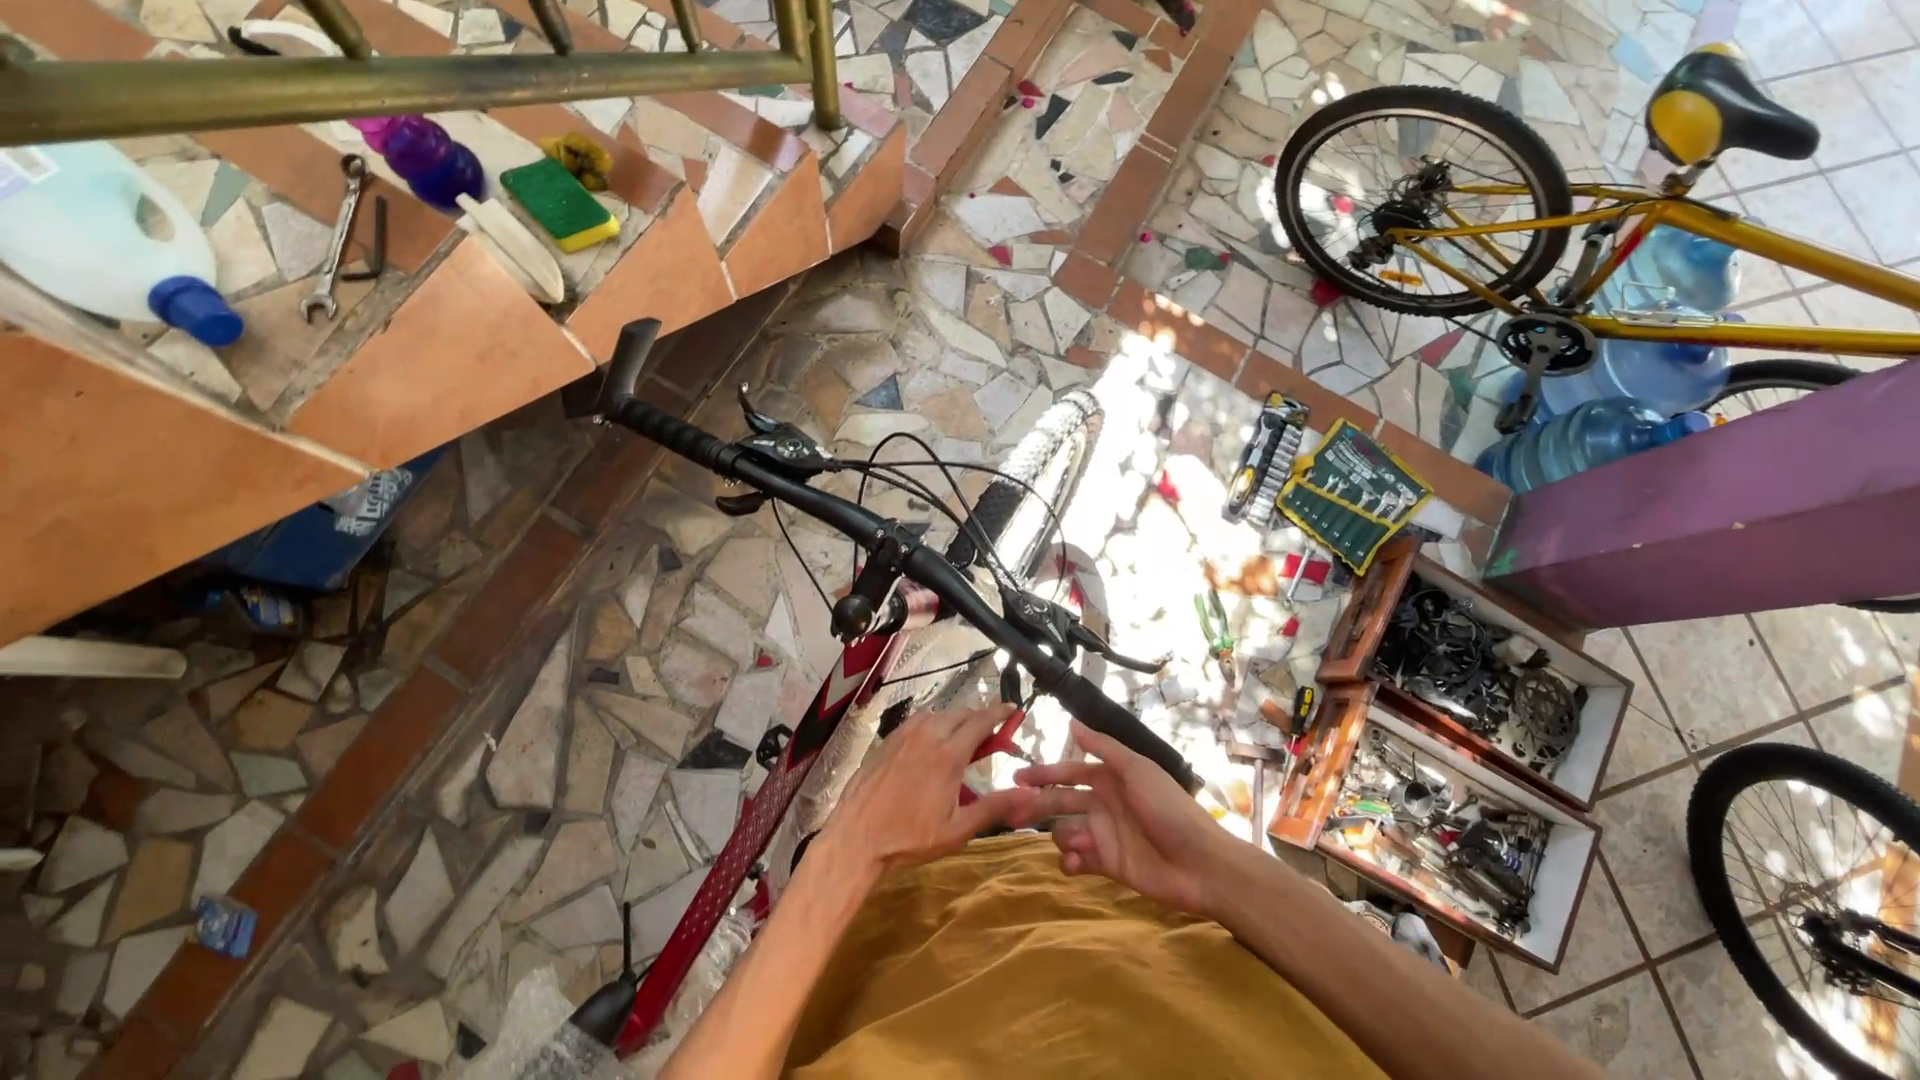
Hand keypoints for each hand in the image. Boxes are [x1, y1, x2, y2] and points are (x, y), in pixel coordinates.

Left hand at [819, 704, 1058, 874]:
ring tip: (961, 741)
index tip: (1012, 710)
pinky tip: (930, 746)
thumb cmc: (910, 839)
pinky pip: (915, 723)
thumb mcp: (958, 830)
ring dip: (954, 722)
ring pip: (937, 715)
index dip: (1000, 713)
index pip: (981, 721)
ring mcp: (903, 736)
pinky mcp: (886, 741)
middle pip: (960, 714)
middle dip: (979, 719)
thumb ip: (995, 807)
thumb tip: (1029, 795)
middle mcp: (927, 735)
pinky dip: (931, 726)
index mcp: (949, 754)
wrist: (856, 839)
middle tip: (989, 737)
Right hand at [1014, 720, 1235, 918]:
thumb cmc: (1169, 809)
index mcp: (1110, 779)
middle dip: (1038, 807)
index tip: (1016, 779)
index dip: (1044, 774)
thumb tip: (1071, 722)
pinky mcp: (1107, 865)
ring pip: (1065, 831)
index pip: (1069, 772)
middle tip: (1014, 815)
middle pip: (1060, 802)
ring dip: (1063, 836)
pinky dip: (1070, 862)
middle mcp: (1103, 804)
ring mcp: (1104, 836)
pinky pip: (1077, 861)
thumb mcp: (1137, 770)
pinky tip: (1077, 863)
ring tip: (1079, 843)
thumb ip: (1103, 747)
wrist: (1199, 863)